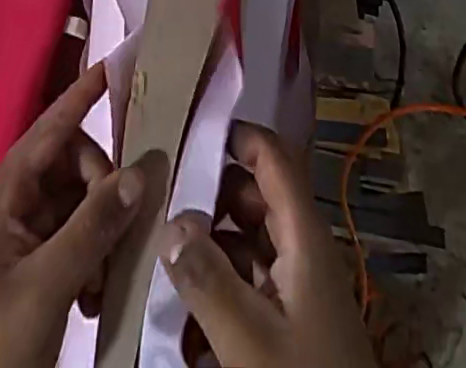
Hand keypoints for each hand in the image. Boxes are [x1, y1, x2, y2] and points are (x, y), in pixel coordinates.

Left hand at [0, 62, 144, 367]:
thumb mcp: (45, 287)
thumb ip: (94, 225)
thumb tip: (140, 171)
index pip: (48, 130)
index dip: (81, 96)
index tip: (114, 63)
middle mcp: (11, 207)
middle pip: (75, 165)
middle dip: (105, 188)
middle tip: (120, 228)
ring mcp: (22, 236)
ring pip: (83, 200)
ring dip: (105, 227)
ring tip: (105, 276)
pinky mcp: (34, 262)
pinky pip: (80, 232)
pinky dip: (98, 252)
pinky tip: (98, 291)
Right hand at [161, 122, 377, 367]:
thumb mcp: (250, 339)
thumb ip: (209, 281)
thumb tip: (173, 223)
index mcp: (304, 234)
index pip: (276, 161)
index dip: (241, 137)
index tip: (195, 127)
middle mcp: (301, 245)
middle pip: (258, 196)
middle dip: (214, 186)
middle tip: (163, 185)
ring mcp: (294, 279)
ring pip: (249, 235)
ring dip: (212, 231)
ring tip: (162, 231)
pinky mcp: (285, 310)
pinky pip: (248, 274)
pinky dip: (218, 270)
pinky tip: (181, 284)